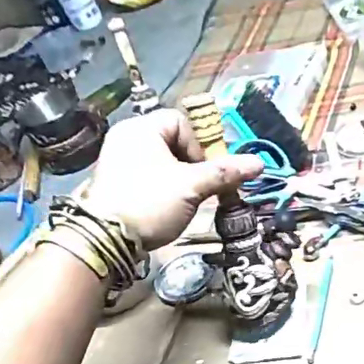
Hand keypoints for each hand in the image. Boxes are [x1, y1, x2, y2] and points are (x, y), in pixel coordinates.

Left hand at [81, 109, 264, 247]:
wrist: (106, 240)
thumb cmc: (149, 204)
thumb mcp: (191, 187)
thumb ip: (224, 174)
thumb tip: (257, 164)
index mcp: (141, 128)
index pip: (181, 123)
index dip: (200, 146)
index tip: (204, 174)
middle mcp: (125, 138)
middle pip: (170, 143)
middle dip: (190, 167)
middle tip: (197, 190)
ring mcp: (115, 162)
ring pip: (158, 164)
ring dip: (176, 181)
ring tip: (182, 203)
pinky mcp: (111, 185)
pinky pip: (144, 179)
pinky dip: (159, 191)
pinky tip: (163, 210)